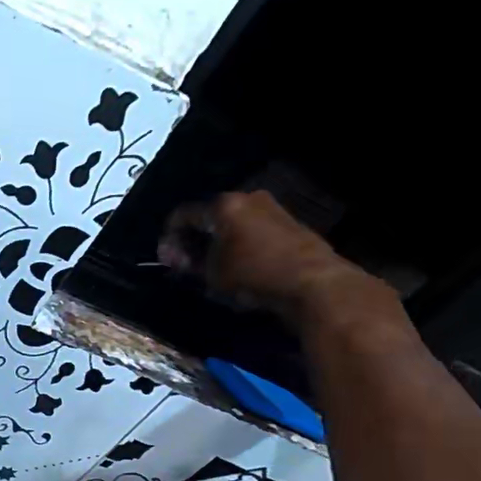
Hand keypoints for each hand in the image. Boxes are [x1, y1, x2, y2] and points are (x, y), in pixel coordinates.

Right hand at [157, 190, 385, 324]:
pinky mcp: (289, 224)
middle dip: (194, 240)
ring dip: (217, 244)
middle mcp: (247, 198)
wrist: (313, 283)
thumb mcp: (212, 273)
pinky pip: (251, 231)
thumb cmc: (254, 274)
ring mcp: (272, 209)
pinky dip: (238, 245)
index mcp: (223, 204)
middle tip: (186, 265)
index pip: (183, 215)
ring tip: (212, 269)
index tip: (166, 261)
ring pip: (231, 224)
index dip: (169, 238)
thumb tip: (180, 259)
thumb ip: (190, 263)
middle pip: (208, 216)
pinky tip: (237, 267)